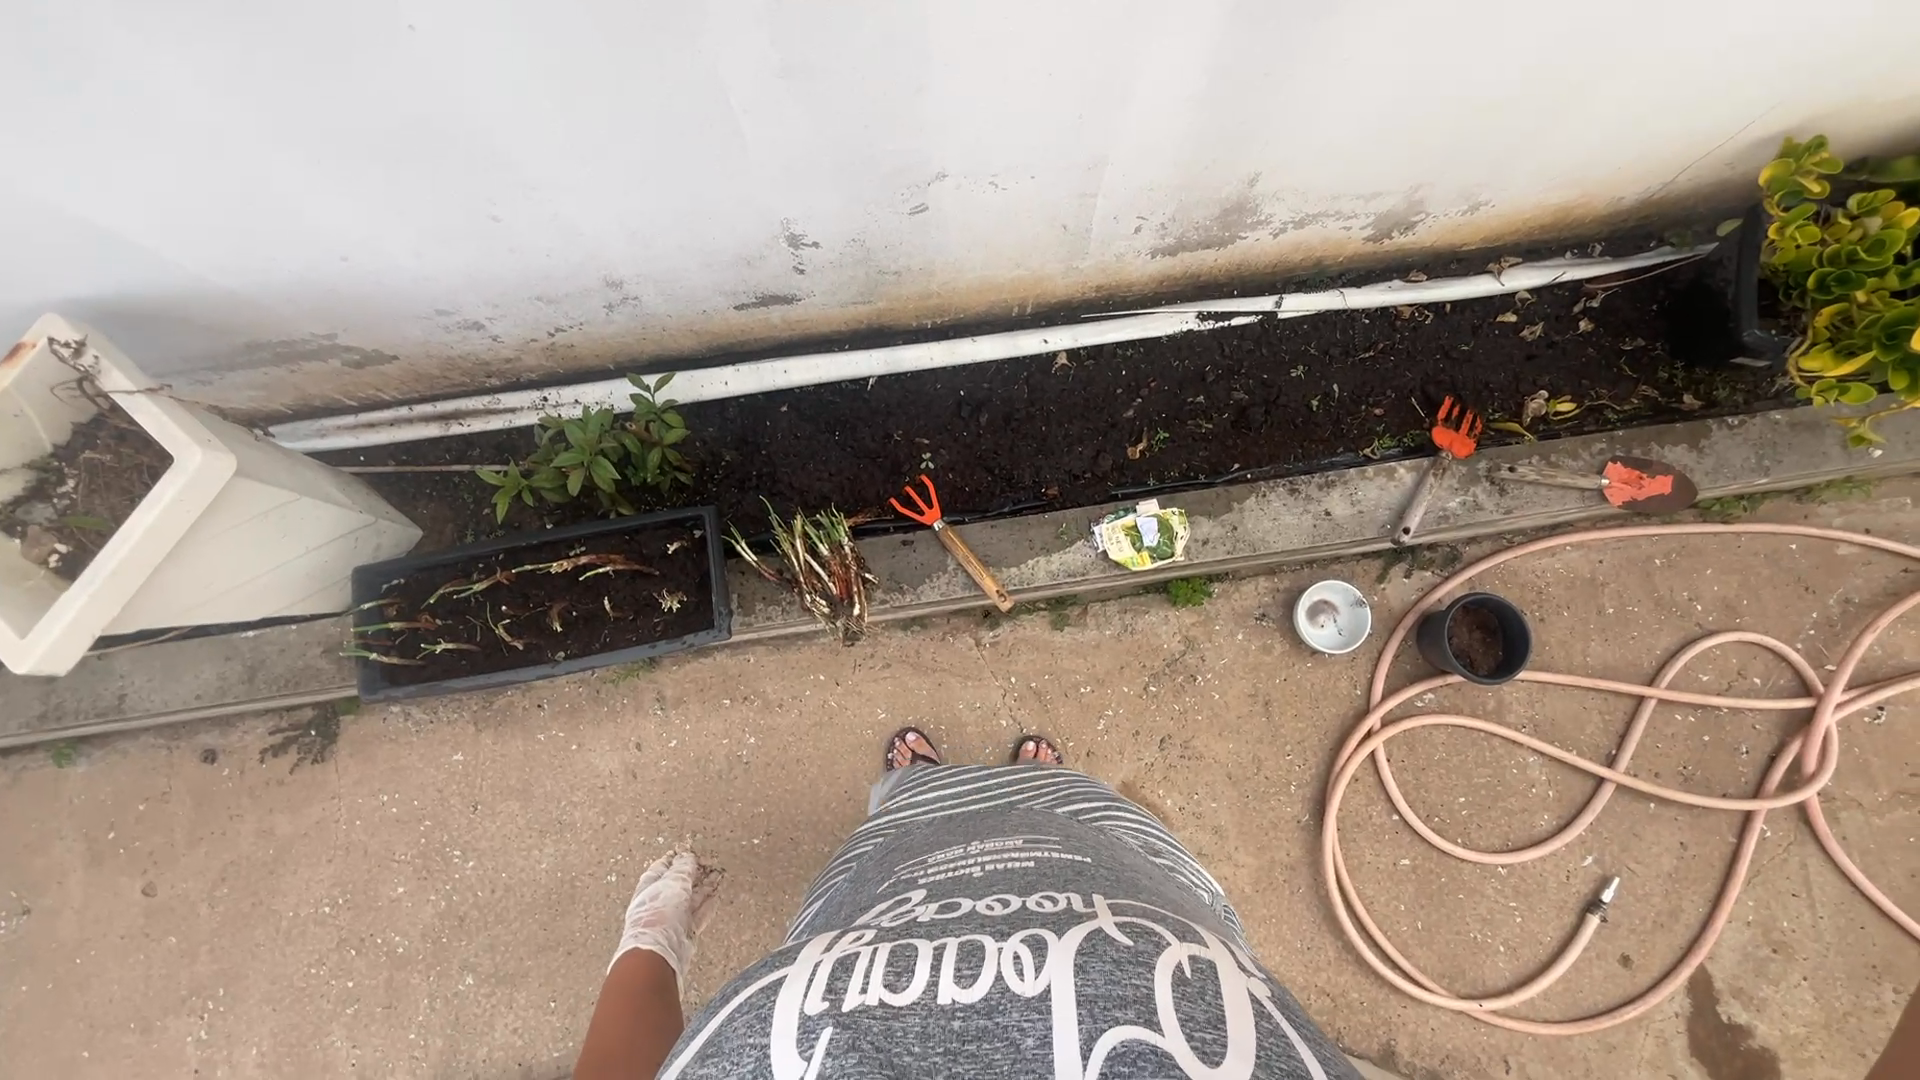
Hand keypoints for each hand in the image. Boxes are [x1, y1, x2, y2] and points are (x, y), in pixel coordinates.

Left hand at [610, 851, 722, 991]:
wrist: (659, 952)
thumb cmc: (658, 915)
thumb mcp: (673, 882)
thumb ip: (682, 867)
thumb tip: (688, 857)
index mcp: (650, 887)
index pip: (663, 867)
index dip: (677, 858)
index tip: (690, 851)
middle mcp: (659, 902)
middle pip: (679, 883)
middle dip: (695, 872)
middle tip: (710, 862)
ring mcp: (672, 918)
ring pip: (691, 898)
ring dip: (705, 886)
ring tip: (719, 874)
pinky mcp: (684, 932)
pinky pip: (698, 914)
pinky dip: (708, 904)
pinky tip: (716, 896)